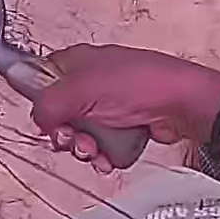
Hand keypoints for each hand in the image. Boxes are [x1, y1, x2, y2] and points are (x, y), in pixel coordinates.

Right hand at [30, 44, 219, 169]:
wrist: (181, 104)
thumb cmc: (141, 83)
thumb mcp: (81, 90)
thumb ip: (49, 104)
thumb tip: (38, 118)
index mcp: (77, 61)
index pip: (41, 78)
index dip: (41, 102)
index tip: (46, 119)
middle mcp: (91, 80)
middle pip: (59, 113)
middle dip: (65, 133)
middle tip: (74, 138)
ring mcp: (108, 103)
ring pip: (80, 132)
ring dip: (84, 147)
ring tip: (96, 149)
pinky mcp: (122, 123)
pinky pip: (101, 143)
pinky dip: (102, 153)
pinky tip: (108, 157)